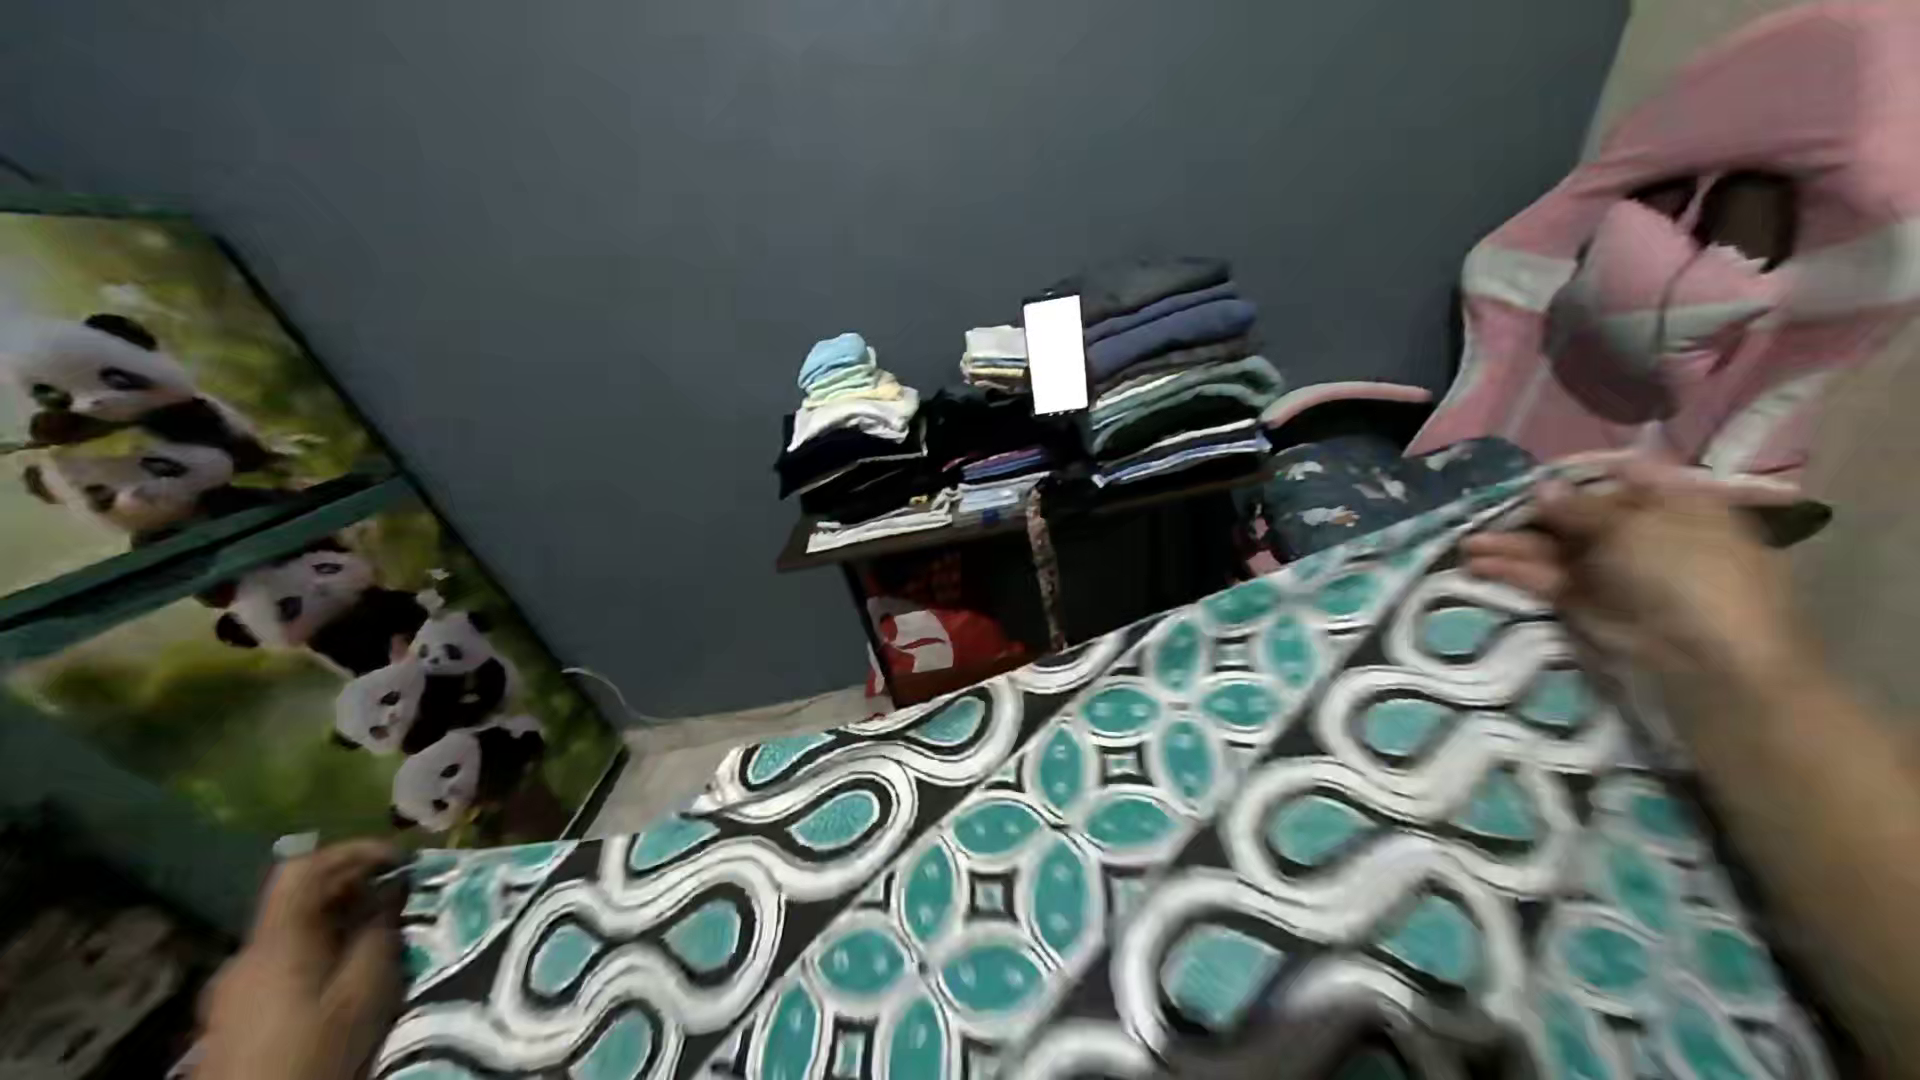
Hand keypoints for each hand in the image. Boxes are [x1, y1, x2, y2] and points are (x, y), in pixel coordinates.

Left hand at [196, 841, 404, 1079]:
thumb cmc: (314, 1049)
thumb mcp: (365, 988)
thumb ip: (379, 931)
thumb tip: (393, 890)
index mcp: (275, 941)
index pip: (304, 867)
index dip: (354, 850)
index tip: (400, 858)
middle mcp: (247, 953)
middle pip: (302, 896)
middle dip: (359, 883)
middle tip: (406, 889)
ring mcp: (236, 984)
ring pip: (298, 927)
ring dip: (345, 914)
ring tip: (388, 925)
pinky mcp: (237, 1010)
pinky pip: (288, 954)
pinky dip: (326, 941)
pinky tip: (353, 964)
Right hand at [1461, 464, 1795, 683]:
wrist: (1702, 658)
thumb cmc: (1686, 574)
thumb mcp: (1635, 527)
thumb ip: (1579, 506)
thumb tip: (1542, 486)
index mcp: (1673, 505)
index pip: (1621, 477)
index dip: (1577, 474)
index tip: (1532, 474)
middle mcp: (1640, 534)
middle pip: (1575, 514)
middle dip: (1530, 512)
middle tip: (1485, 511)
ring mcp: (1609, 570)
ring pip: (1551, 548)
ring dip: (1510, 544)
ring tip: (1468, 544)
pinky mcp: (1581, 602)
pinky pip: (1542, 578)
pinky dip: (1511, 571)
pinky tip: (1479, 564)